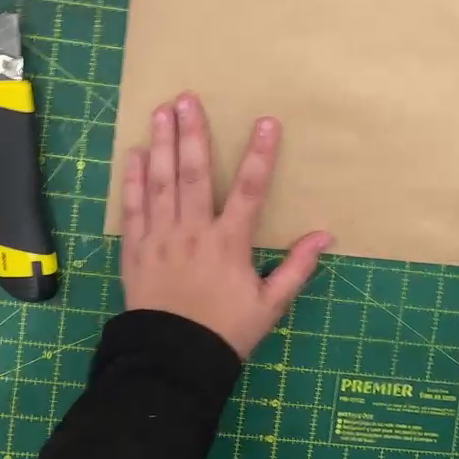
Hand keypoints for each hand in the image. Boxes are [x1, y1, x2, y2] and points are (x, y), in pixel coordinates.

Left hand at [119, 92, 331, 357]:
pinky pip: (134, 207)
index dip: (260, 154)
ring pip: (161, 182)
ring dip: (162, 143)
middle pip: (194, 173)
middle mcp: (193, 232)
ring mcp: (160, 238)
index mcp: (229, 244)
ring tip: (162, 110)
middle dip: (193, 132)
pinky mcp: (135, 250)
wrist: (172, 360)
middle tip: (188, 98)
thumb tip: (325, 235)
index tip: (266, 121)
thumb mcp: (270, 304)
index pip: (249, 190)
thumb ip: (297, 267)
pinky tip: (135, 153)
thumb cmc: (226, 332)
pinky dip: (133, 179)